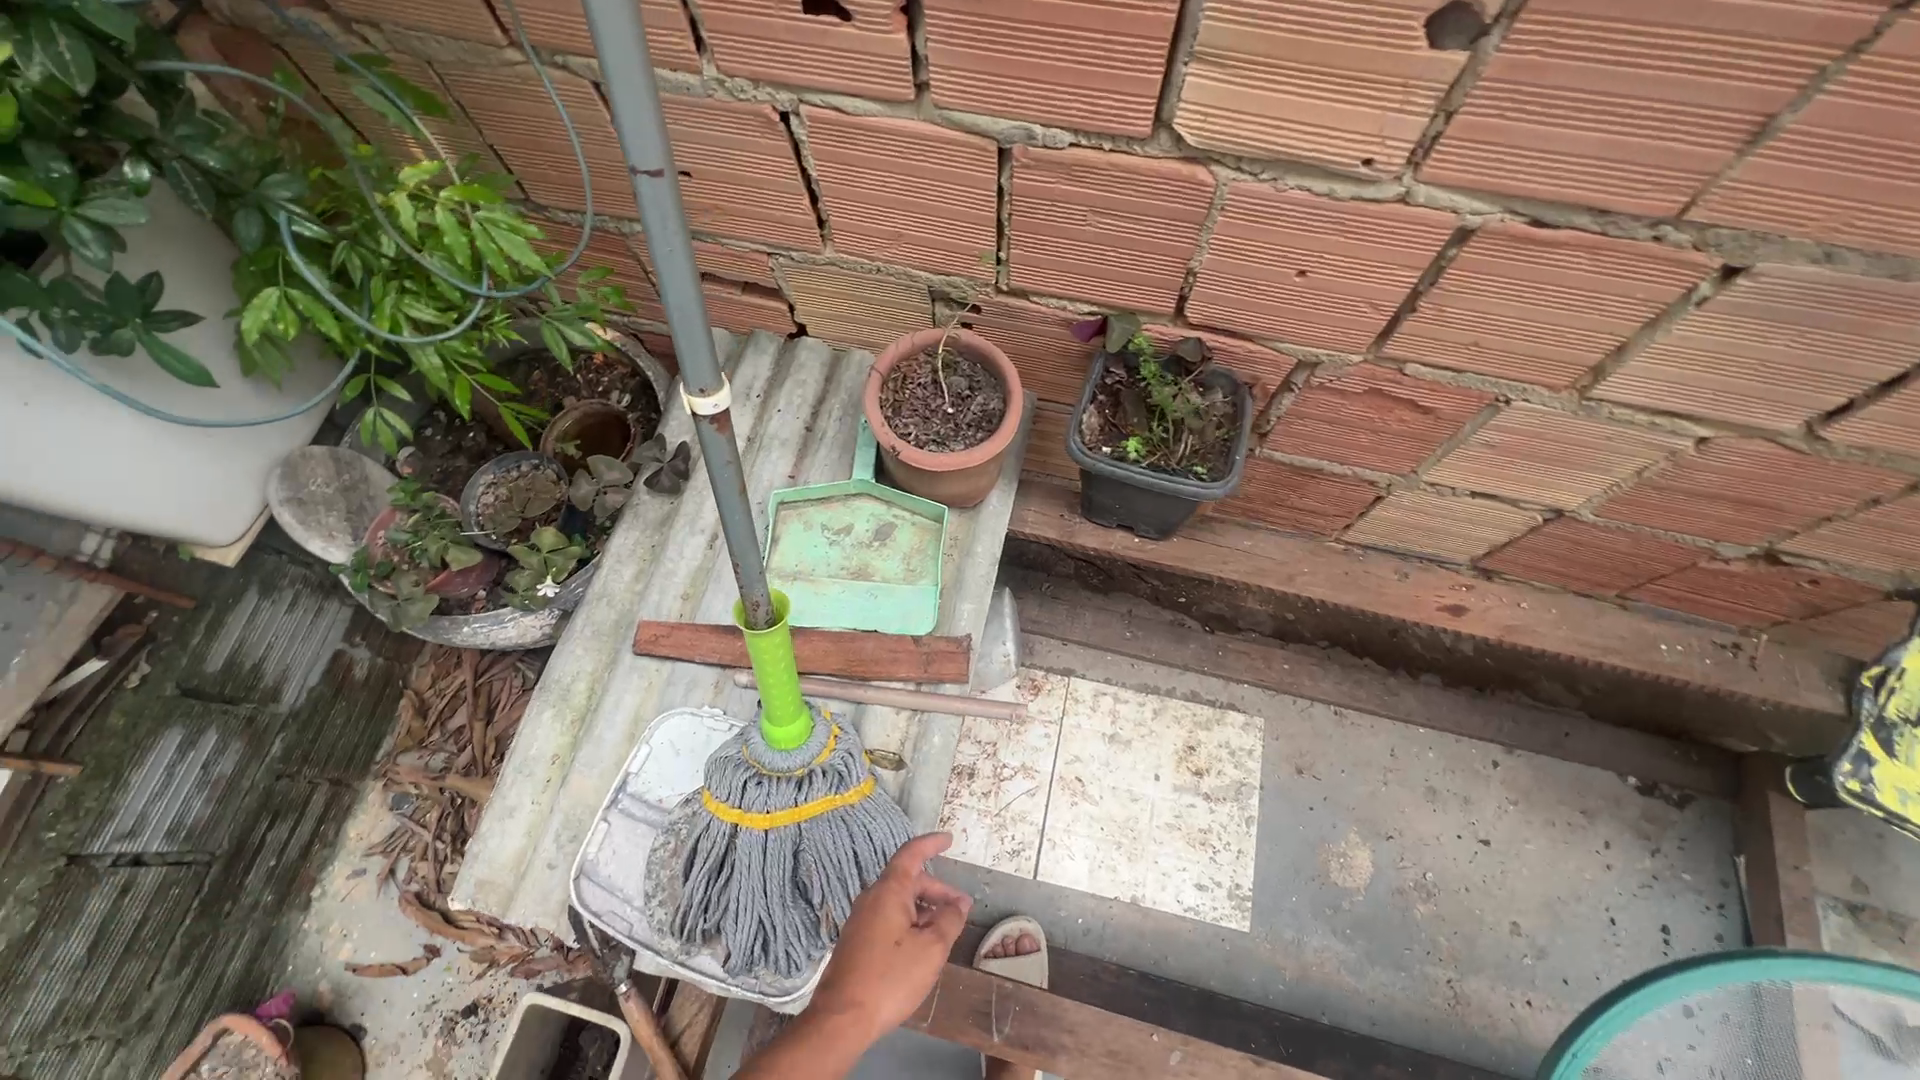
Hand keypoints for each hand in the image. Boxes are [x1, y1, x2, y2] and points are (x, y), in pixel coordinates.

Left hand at [807, 832, 972, 1047]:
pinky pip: (888, 918)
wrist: (841, 1018)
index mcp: (889, 891)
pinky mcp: (856, 940)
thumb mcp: (931, 949)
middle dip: (937, 889)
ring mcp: (860, 919)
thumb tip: (958, 904)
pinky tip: (921, 945)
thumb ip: (949, 920)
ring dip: (924, 908)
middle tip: (961, 908)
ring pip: (898, 901)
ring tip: (945, 929)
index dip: (931, 844)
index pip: (911, 854)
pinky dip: (909, 921)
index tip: (948, 839)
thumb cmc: (890, 978)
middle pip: (908, 880)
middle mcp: (871, 898)